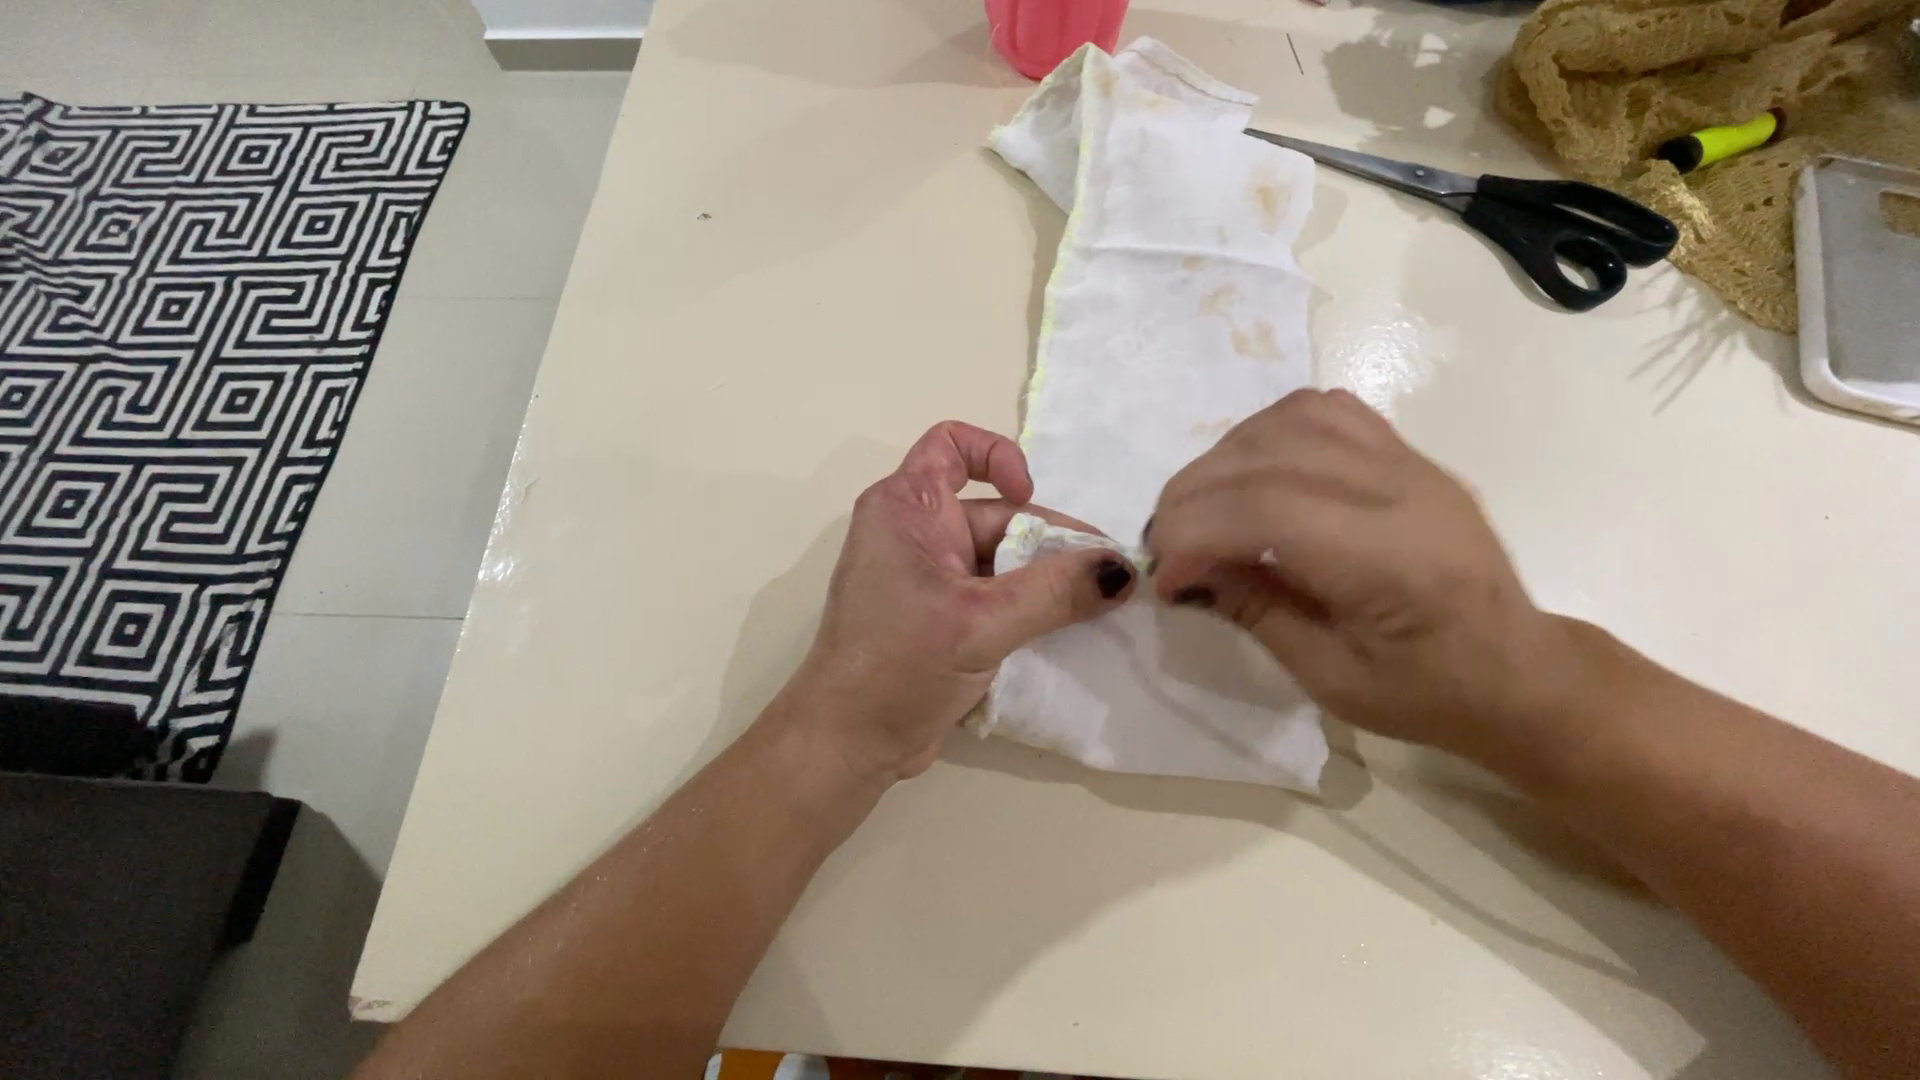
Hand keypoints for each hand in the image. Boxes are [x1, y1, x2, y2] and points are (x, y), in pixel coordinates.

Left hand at [773, 422, 1136, 785]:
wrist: (848, 743)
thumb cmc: (898, 666)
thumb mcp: (981, 623)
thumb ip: (1054, 592)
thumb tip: (1122, 570)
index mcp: (905, 508)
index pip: (952, 445)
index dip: (998, 456)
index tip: (1030, 497)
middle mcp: (914, 532)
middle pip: (993, 514)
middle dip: (1046, 541)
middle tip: (1105, 579)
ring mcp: (926, 578)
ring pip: (998, 560)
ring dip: (1043, 579)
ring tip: (1098, 605)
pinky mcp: (938, 617)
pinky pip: (993, 594)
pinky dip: (1027, 605)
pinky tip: (1068, 627)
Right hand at [1145, 389, 1582, 754]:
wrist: (1521, 670)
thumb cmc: (1429, 693)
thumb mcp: (1329, 677)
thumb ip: (1254, 609)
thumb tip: (1186, 567)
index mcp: (1394, 562)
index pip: (1268, 511)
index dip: (1195, 533)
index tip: (1164, 576)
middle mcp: (1404, 491)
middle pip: (1267, 457)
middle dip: (1191, 496)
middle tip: (1163, 544)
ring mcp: (1409, 461)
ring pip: (1289, 420)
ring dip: (1222, 459)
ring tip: (1199, 508)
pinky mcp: (1406, 452)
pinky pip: (1321, 411)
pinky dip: (1264, 433)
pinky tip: (1248, 473)